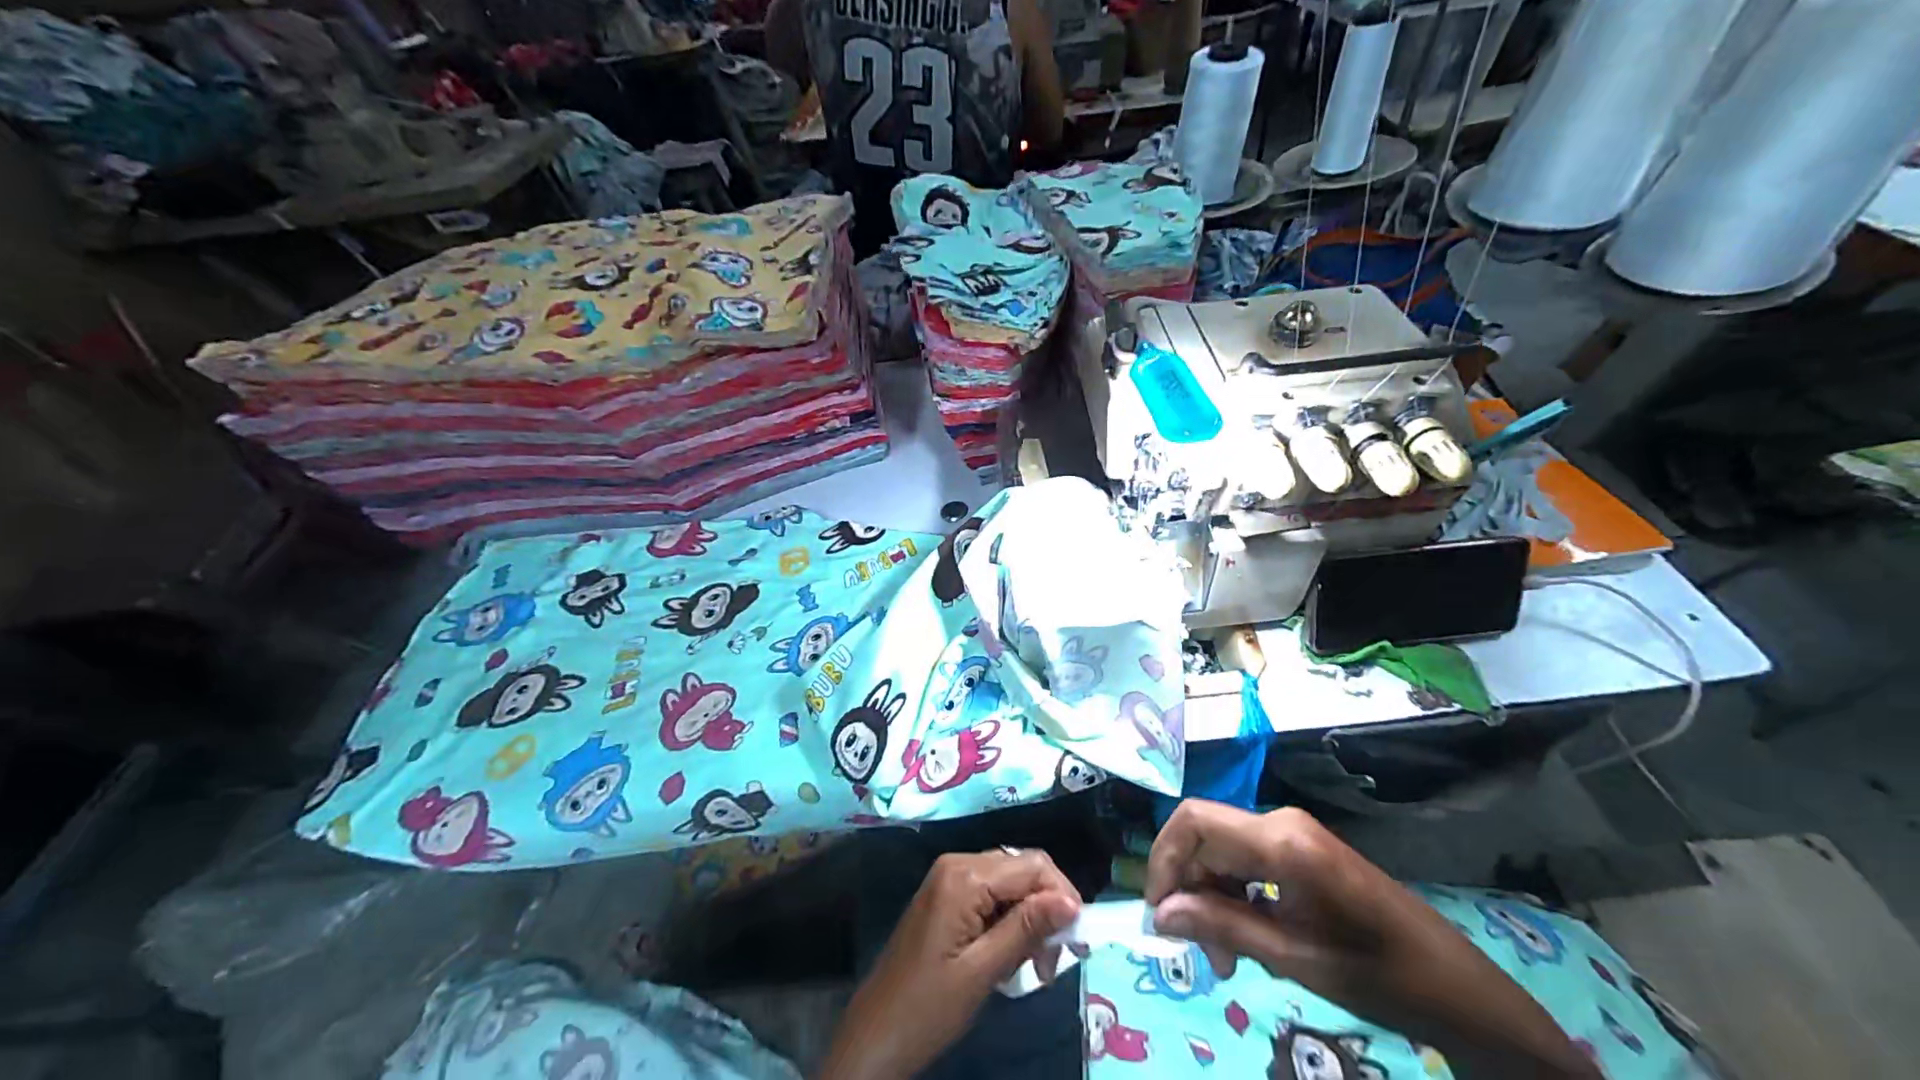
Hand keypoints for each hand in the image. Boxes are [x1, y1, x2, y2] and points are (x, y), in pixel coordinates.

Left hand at [818, 849, 1080, 1079]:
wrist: (874, 1035)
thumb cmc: (928, 1007)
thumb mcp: (983, 971)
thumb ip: (1026, 928)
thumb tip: (1071, 900)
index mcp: (964, 876)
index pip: (1032, 864)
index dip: (1062, 895)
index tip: (1076, 940)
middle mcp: (956, 864)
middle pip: (1021, 868)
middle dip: (1046, 907)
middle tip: (1055, 960)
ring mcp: (948, 879)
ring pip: (1009, 882)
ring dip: (1030, 917)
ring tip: (1036, 966)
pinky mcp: (945, 897)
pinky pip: (990, 895)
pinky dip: (1009, 920)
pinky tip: (1012, 955)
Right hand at [1146, 802, 1597, 1077]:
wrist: (1458, 987)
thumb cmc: (1378, 975)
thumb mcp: (1292, 958)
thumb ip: (1220, 927)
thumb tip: (1159, 915)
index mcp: (1279, 840)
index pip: (1192, 822)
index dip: (1163, 862)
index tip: (1159, 916)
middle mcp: (1280, 822)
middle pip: (1203, 837)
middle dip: (1188, 889)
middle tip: (1198, 952)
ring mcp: (1293, 833)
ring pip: (1221, 850)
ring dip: (1209, 897)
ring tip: (1224, 957)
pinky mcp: (1302, 849)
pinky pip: (1246, 859)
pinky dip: (1233, 894)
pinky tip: (1244, 936)